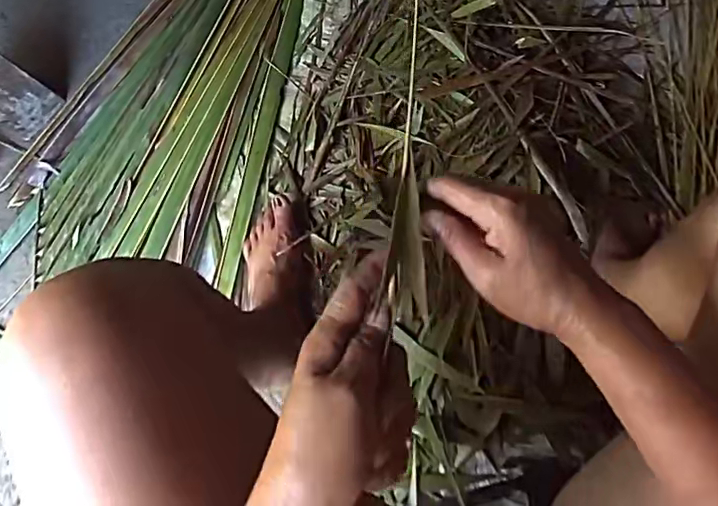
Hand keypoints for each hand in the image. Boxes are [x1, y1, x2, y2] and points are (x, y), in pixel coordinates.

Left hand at [251, 252, 414, 505]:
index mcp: (326, 348)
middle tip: (370, 415)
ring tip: (362, 450)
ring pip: (401, 393)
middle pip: (391, 352)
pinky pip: (400, 430)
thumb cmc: (316, 452)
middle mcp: (344, 370)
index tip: (389, 249)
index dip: (372, 274)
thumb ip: (367, 348)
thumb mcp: (344, 392)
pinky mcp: (370, 437)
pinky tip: (366, 468)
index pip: (353, 298)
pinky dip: (387, 453)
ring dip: (388, 426)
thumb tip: (383, 307)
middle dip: (390, 387)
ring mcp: (357, 405)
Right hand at [423, 175, 601, 336]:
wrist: (583, 304)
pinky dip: (482, 208)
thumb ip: (454, 240)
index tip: (411, 202)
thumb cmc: (531, 296)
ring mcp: (528, 198)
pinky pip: (498, 198)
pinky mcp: (536, 207)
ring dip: (465, 204)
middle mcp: (514, 193)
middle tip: (428, 221)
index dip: (430, 192)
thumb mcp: (485, 275)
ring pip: (482, 190)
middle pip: (467, 184)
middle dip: (446, 199)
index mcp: (500, 207)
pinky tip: (478, 233)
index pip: (453, 186)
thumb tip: (428, 215)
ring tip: (450, 229)